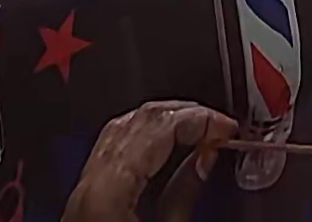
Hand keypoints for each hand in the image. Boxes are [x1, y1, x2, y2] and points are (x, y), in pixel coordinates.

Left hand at [63, 101, 237, 221]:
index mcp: (110, 189)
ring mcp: (85, 186)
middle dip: (185, 114)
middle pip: (142, 118)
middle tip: (217, 125)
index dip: (200, 119)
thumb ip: (185, 198)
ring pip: (127, 125)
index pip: (160, 126)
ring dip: (165, 119)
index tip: (226, 127)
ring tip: (197, 128)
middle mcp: (92, 180)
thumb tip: (205, 157)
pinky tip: (164, 142)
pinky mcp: (86, 197)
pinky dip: (144, 134)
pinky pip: (116, 143)